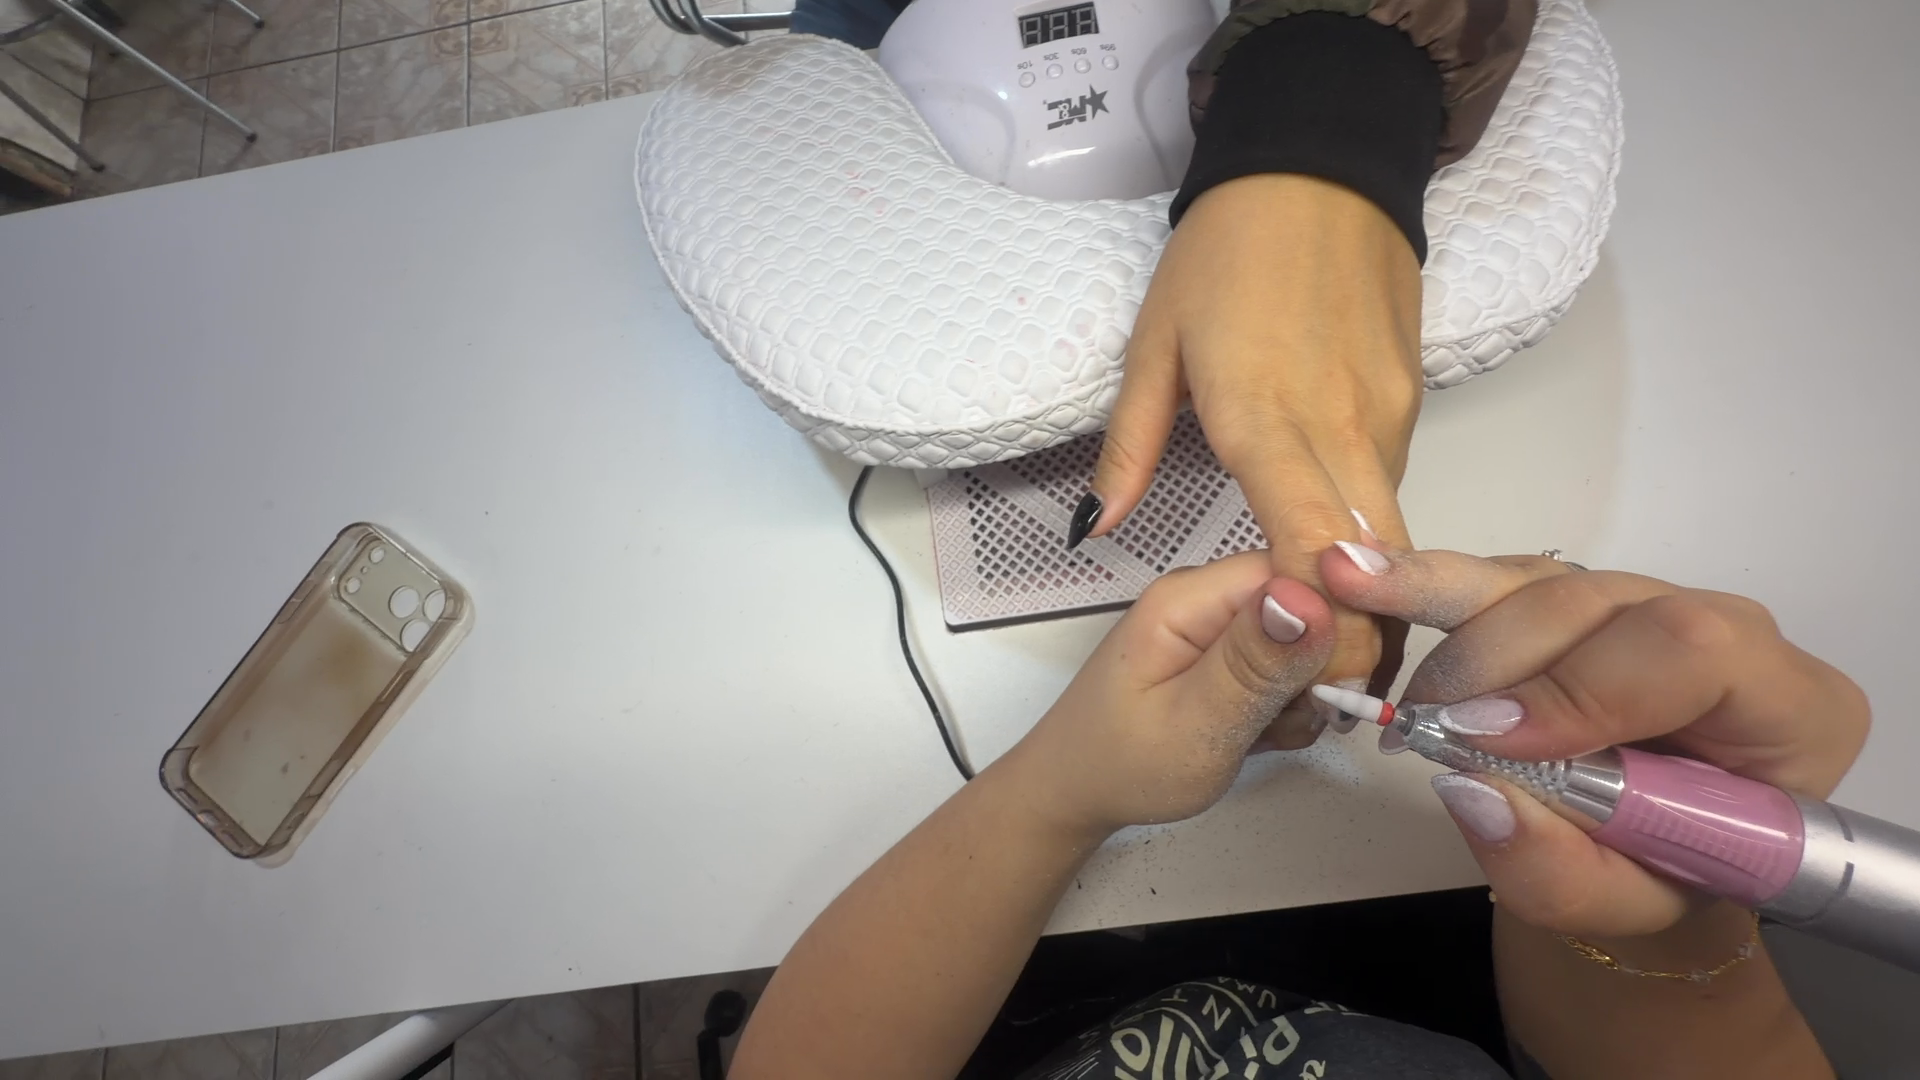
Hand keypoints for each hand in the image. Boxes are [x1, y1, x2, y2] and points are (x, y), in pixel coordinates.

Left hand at [1007, 551, 1334, 834]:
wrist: (1079, 788)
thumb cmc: (1123, 764)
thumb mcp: (1195, 725)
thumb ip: (1254, 665)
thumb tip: (1310, 597)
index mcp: (1186, 597)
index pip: (1295, 567)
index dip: (1335, 622)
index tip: (1336, 688)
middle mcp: (1202, 597)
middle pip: (1306, 600)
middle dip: (1321, 665)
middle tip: (1289, 719)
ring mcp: (1213, 625)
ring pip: (1303, 640)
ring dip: (1304, 693)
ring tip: (1263, 731)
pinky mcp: (1221, 653)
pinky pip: (1283, 664)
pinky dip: (1286, 704)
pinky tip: (1258, 731)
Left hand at [1084, 174, 1425, 746]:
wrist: (1318, 168)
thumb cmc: (1219, 261)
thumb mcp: (1150, 350)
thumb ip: (1128, 449)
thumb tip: (1097, 527)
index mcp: (1264, 420)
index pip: (1304, 543)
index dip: (1311, 616)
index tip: (1303, 674)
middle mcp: (1343, 426)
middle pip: (1367, 554)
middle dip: (1355, 624)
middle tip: (1326, 683)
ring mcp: (1389, 411)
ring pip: (1387, 521)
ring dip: (1365, 579)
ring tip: (1331, 626)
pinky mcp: (1415, 396)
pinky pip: (1392, 480)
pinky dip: (1371, 524)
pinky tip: (1341, 542)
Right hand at [1320, 546, 1871, 938]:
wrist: (1627, 842)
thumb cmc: (1643, 872)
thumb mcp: (1613, 903)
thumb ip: (1554, 868)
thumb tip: (1466, 788)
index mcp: (1777, 703)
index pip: (1690, 648)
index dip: (1579, 685)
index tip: (1483, 739)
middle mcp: (1702, 627)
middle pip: (1582, 598)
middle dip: (1483, 660)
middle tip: (1418, 722)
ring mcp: (1615, 600)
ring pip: (1518, 577)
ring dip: (1427, 602)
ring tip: (1360, 619)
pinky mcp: (1541, 594)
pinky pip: (1476, 575)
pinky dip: (1409, 584)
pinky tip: (1358, 577)